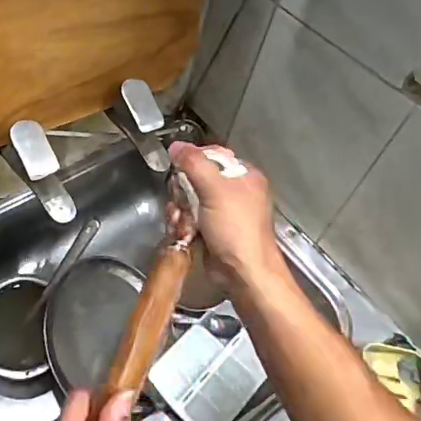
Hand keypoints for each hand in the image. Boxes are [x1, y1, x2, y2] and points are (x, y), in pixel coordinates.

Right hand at [168, 142, 284, 288]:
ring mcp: (221, 212)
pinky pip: (187, 218)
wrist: (244, 274)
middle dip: (182, 192)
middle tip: (183, 204)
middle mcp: (233, 191)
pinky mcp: (210, 230)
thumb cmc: (236, 229)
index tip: (182, 173)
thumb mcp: (215, 189)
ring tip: (184, 224)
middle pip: (194, 178)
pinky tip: (183, 233)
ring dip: (180, 211)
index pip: (211, 155)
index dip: (193, 162)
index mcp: (243, 175)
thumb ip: (194, 163)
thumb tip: (175, 145)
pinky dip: (182, 225)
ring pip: (187, 199)